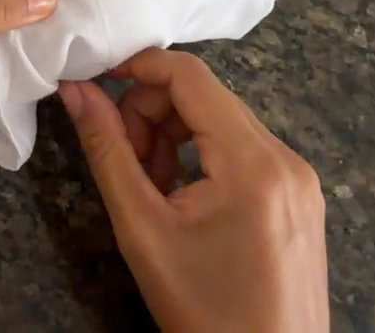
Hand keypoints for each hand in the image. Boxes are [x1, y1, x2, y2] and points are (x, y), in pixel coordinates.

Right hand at [60, 49, 328, 332]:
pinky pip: (240, 148)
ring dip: (172, 134)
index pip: (191, 76)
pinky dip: (200, 155)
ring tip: (149, 184)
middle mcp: (286, 157)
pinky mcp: (299, 196)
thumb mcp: (141, 229)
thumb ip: (106, 149)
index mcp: (254, 163)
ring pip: (219, 119)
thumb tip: (75, 88)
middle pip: (203, 96)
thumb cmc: (202, 311)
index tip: (97, 80)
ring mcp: (299, 178)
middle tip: (124, 158)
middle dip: (151, 112)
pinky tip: (179, 195)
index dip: (138, 66)